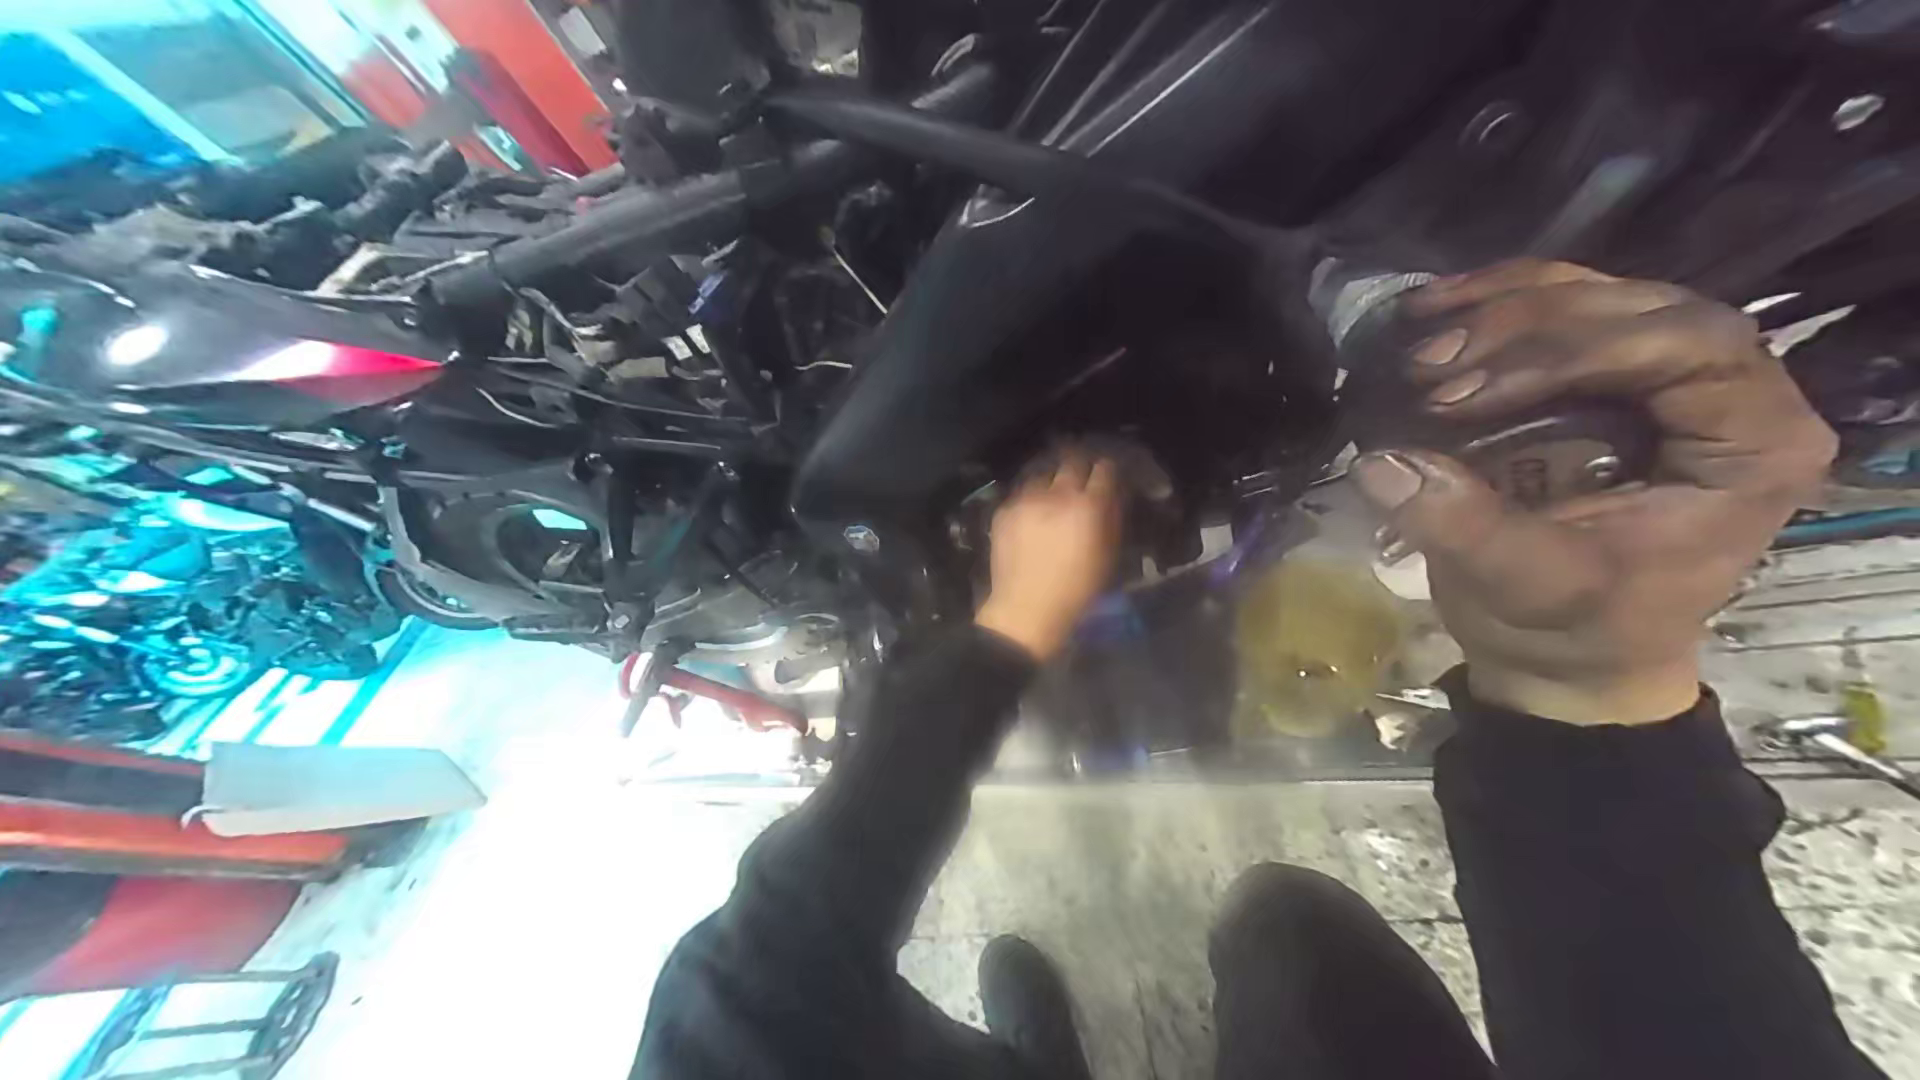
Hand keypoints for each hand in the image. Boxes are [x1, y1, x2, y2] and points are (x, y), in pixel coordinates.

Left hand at [975, 448, 1122, 661]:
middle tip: (1082, 475)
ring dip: (1052, 477)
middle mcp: (1057, 494)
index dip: (1108, 469)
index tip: (1107, 475)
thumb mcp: (1107, 557)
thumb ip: (1112, 519)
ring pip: (1042, 472)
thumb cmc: (1076, 590)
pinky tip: (1033, 508)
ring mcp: (1026, 499)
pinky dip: (1030, 495)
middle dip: (1080, 465)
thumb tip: (1112, 496)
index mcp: (1088, 506)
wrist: (1025, 609)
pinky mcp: (1004, 510)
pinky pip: (1021, 491)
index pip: (1104, 469)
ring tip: (1054, 488)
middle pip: (1071, 461)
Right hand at [1352, 259, 1835, 724]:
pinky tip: (1430, 311)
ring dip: (1497, 306)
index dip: (1567, 354)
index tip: (1458, 397)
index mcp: (1744, 444)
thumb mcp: (1523, 583)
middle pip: (1634, 308)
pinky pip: (1552, 315)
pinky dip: (1488, 306)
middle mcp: (1714, 394)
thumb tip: (1378, 460)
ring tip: (1420, 339)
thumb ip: (1461, 523)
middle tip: (1427, 368)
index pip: (1686, 347)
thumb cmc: (1571, 625)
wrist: (1563, 649)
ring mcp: (1652, 382)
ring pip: (1592, 297)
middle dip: (1518, 327)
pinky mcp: (1592, 386)